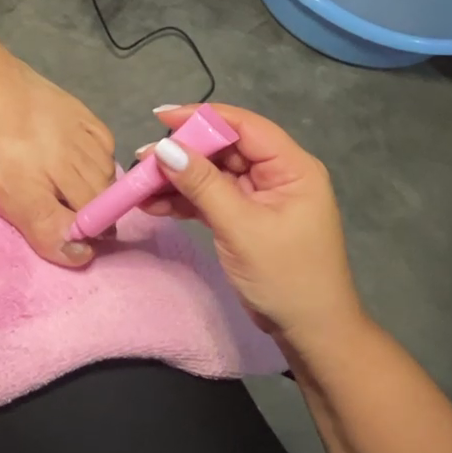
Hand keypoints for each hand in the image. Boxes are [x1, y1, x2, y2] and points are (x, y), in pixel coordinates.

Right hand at [143, 104, 364, 349]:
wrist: (311, 335)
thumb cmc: (286, 277)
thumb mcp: (241, 228)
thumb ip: (202, 184)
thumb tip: (164, 148)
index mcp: (291, 167)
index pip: (244, 126)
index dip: (202, 118)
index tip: (160, 117)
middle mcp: (277, 174)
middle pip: (224, 148)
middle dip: (183, 152)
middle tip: (143, 160)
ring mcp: (261, 196)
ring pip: (213, 173)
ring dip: (178, 178)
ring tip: (140, 185)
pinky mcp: (246, 217)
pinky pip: (211, 196)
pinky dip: (184, 200)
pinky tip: (154, 204)